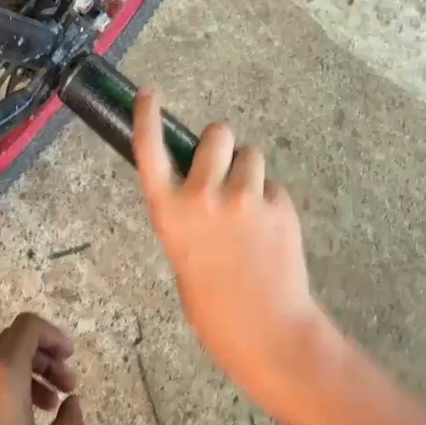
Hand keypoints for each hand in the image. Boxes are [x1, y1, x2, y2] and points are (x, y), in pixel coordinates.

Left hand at [0, 312, 85, 424]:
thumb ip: (72, 420)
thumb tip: (71, 405)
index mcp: (2, 371)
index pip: (28, 326)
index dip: (54, 335)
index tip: (72, 359)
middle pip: (11, 344)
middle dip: (43, 359)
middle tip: (67, 388)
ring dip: (25, 378)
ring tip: (48, 409)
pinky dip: (1, 393)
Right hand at [132, 90, 321, 408]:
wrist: (268, 332)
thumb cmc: (214, 302)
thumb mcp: (180, 250)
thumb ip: (185, 211)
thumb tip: (198, 183)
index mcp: (167, 210)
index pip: (150, 147)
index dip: (147, 115)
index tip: (149, 92)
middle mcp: (201, 195)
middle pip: (215, 133)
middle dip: (220, 143)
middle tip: (223, 165)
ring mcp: (242, 197)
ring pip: (250, 154)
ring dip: (249, 171)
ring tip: (250, 208)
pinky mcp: (278, 205)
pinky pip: (272, 185)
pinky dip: (270, 200)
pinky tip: (270, 232)